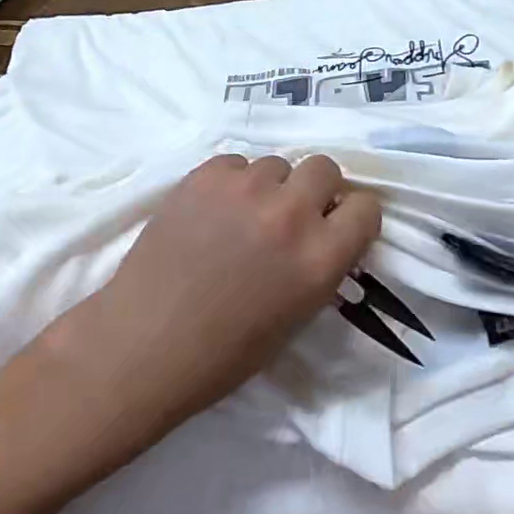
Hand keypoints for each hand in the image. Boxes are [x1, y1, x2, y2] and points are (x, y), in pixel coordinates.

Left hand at [53, 154, 381, 433]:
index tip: (334, 226)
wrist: (147, 338)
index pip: (365, 207)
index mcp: (320, 258)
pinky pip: (233, 162)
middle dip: (315, 189)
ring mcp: (242, 189)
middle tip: (290, 214)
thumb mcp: (296, 315)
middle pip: (323, 168)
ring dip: (268, 186)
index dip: (350, 216)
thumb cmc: (224, 350)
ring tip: (241, 216)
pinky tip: (210, 211)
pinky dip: (231, 181)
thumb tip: (320, 235)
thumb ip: (318, 266)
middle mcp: (289, 214)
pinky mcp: (201, 177)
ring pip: (274, 163)